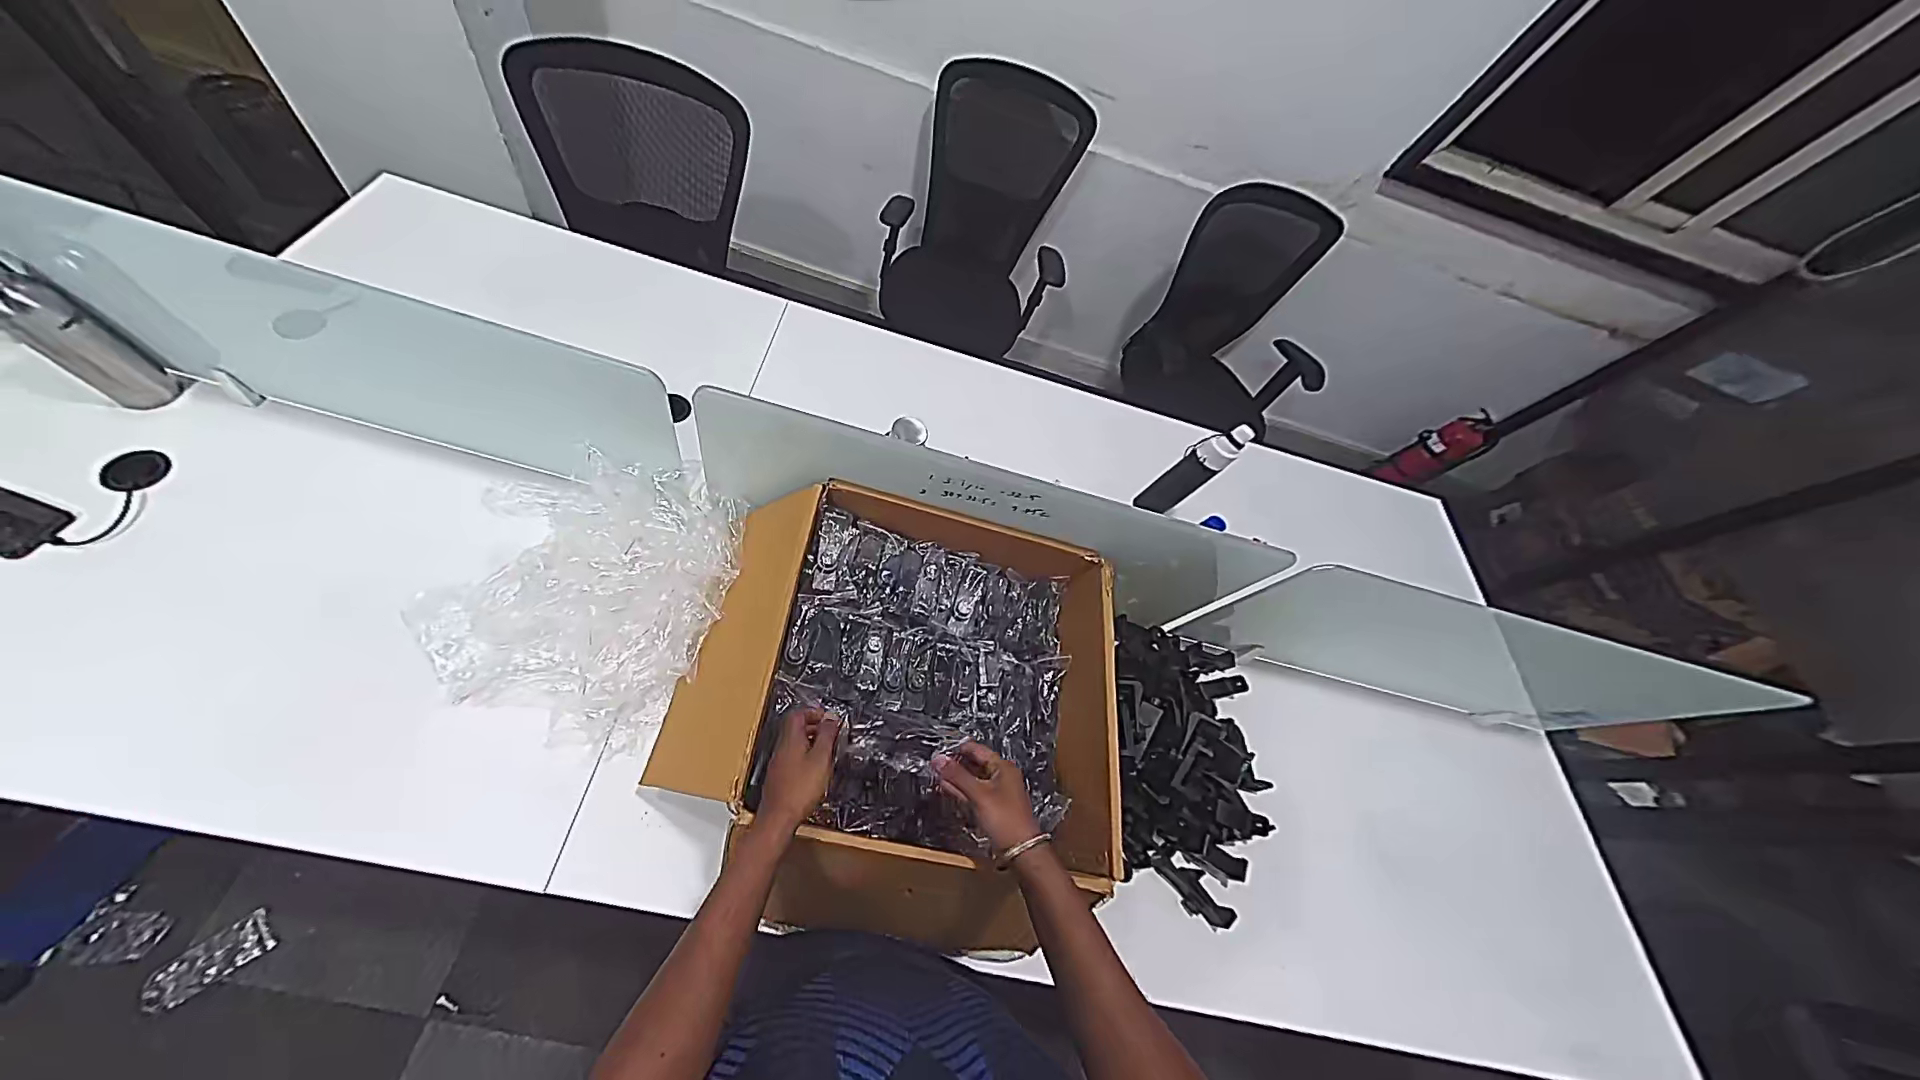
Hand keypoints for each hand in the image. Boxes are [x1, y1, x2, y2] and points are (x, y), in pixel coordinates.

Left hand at [756, 707, 840, 834]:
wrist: (778, 818)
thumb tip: (831, 718)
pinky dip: (805, 757)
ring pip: (795, 744)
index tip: (829, 719)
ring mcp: (778, 763)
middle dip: (815, 727)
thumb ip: (827, 736)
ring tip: (827, 751)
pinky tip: (816, 770)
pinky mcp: (779, 777)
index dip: (814, 712)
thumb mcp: (821, 758)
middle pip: (796, 728)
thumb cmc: (799, 789)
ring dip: (811, 742)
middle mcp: (781, 748)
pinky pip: (792, 758)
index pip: (798, 714)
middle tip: (831, 733)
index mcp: (791, 739)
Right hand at [933, 742, 1042, 853]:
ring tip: (937, 775)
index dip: (958, 749)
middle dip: (955, 764)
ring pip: (972, 779)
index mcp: (1003, 767)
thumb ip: (957, 775)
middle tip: (934, 764)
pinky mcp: (992, 806)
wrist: (1020, 850)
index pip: (977, 749)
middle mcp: (1001, 776)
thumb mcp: (979, 794)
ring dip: (956, 778)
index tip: (938, 751)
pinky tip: (947, 789)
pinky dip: (961, 790)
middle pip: (974, 764)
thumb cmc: (1003, 818)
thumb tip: (937, 759)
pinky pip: (974, 792)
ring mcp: (997, 792)